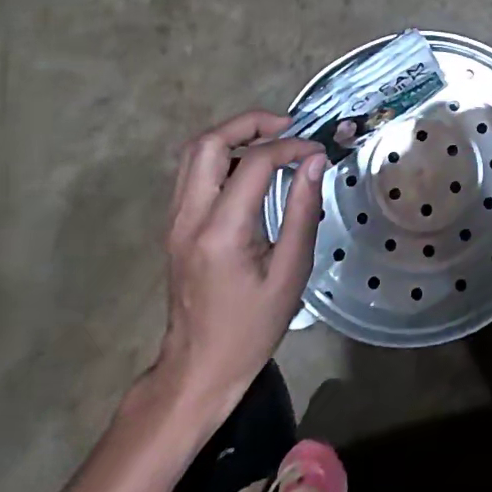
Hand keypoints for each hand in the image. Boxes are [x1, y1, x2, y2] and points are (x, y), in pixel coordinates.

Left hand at [153, 111, 326, 418]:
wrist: (198, 368)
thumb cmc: (251, 327)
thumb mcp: (290, 273)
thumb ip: (303, 212)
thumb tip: (315, 162)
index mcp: (221, 230)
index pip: (255, 162)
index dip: (290, 146)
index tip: (317, 151)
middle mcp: (189, 216)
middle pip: (208, 142)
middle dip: (250, 123)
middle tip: (288, 126)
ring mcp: (175, 219)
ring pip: (194, 153)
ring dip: (233, 136)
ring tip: (273, 140)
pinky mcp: (175, 225)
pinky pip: (193, 172)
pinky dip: (222, 155)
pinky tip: (252, 168)